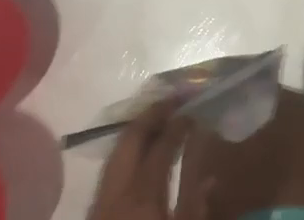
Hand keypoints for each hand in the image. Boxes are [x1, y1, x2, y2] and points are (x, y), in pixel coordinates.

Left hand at [88, 100, 205, 219]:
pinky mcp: (94, 205)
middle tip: (175, 99)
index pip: (161, 146)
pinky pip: (111, 163)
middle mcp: (117, 188)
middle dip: (152, 113)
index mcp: (143, 193)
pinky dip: (127, 146)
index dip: (179, 123)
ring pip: (117, 147)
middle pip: (131, 138)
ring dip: (138, 128)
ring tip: (160, 117)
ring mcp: (100, 195)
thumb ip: (194, 204)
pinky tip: (140, 148)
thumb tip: (209, 176)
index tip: (194, 108)